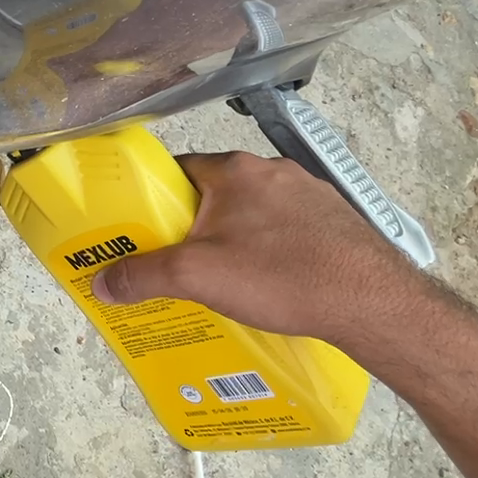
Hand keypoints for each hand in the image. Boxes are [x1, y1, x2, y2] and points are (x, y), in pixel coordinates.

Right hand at [91, 151, 436, 346]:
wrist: (377, 307)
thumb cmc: (280, 276)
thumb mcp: (194, 276)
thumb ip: (141, 276)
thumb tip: (100, 283)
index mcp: (233, 170)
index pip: (176, 170)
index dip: (154, 198)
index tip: (143, 227)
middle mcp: (272, 171)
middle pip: (212, 191)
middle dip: (192, 221)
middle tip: (177, 256)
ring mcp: (311, 193)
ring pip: (251, 209)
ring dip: (232, 234)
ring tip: (223, 274)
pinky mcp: (337, 221)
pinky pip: (285, 226)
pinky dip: (269, 246)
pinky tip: (269, 279)